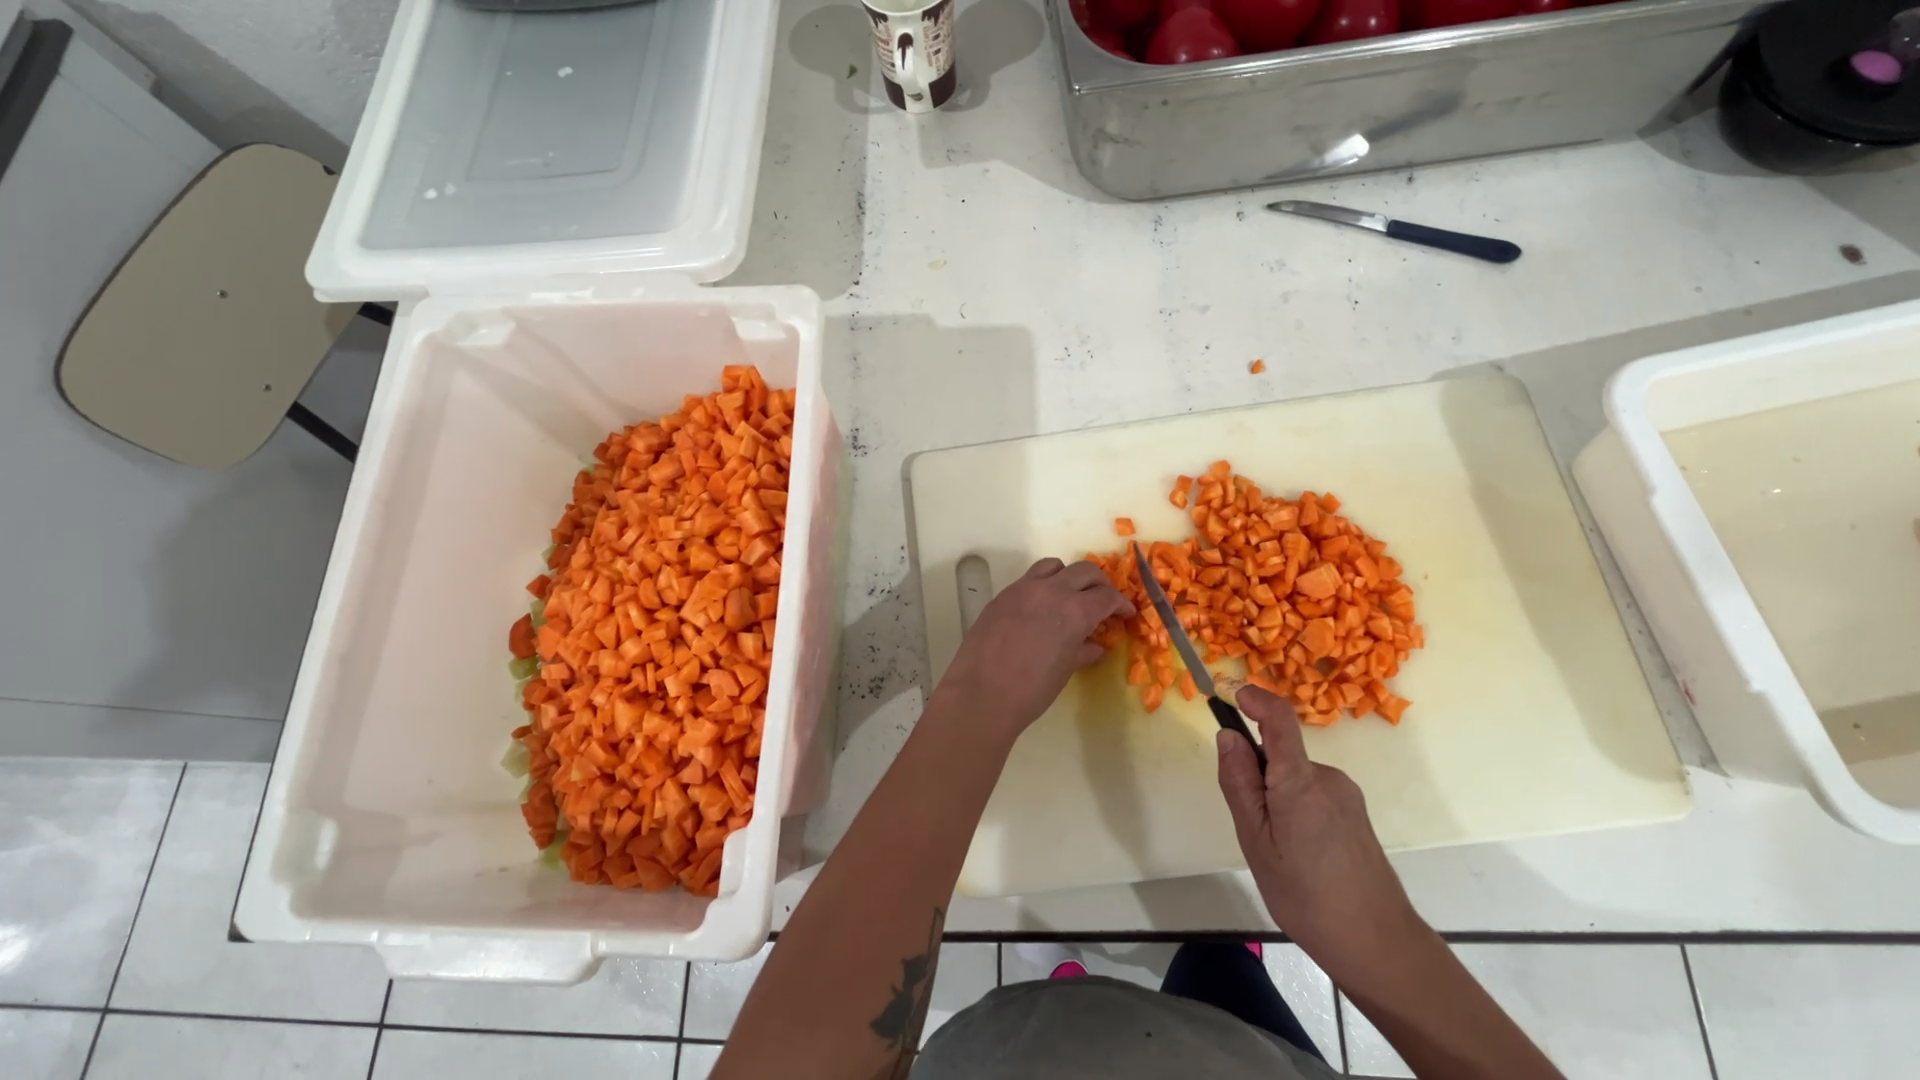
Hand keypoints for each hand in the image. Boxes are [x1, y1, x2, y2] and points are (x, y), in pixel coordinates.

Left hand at [935, 558, 1134, 738]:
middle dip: (1099, 584)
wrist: (982, 693)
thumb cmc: (1032, 689)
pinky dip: (1043, 586)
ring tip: (1070, 596)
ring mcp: (1023, 589)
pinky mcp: (1002, 596)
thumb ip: (1083, 650)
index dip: (1120, 604)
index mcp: (1074, 610)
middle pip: (1084, 571)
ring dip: (1068, 576)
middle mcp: (1051, 591)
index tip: (1125, 613)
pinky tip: (1040, 609)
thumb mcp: (1065, 669)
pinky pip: (1029, 580)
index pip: (1106, 596)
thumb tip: (1094, 645)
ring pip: (1053, 567)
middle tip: (1103, 602)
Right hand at [1217, 686, 1425, 969]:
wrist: (1377, 943)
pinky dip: (1294, 811)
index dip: (1254, 698)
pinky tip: (1300, 857)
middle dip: (1256, 777)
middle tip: (1250, 829)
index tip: (1229, 695)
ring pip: (1295, 779)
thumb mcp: (1256, 842)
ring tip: (1278, 853)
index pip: (1279, 719)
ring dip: (1276, 799)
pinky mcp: (1355, 813)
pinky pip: (1312, 795)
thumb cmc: (1305, 896)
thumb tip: (1228, 735)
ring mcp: (1346, 795)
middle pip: (1281, 755)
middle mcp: (1328, 778)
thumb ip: (1239, 785)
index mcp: (1300, 783)